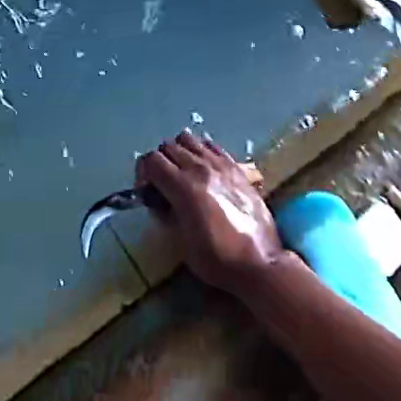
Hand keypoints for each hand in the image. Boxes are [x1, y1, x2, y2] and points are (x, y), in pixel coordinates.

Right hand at [136, 131, 287, 292]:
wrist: (258, 261)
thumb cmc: (216, 259)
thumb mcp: (181, 242)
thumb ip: (166, 213)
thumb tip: (159, 201)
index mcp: (183, 187)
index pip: (152, 160)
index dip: (143, 173)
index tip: (146, 191)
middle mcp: (201, 167)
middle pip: (169, 146)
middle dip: (159, 162)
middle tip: (162, 184)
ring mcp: (221, 164)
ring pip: (190, 139)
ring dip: (180, 152)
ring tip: (183, 174)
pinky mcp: (237, 166)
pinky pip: (212, 146)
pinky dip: (201, 152)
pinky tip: (204, 171)